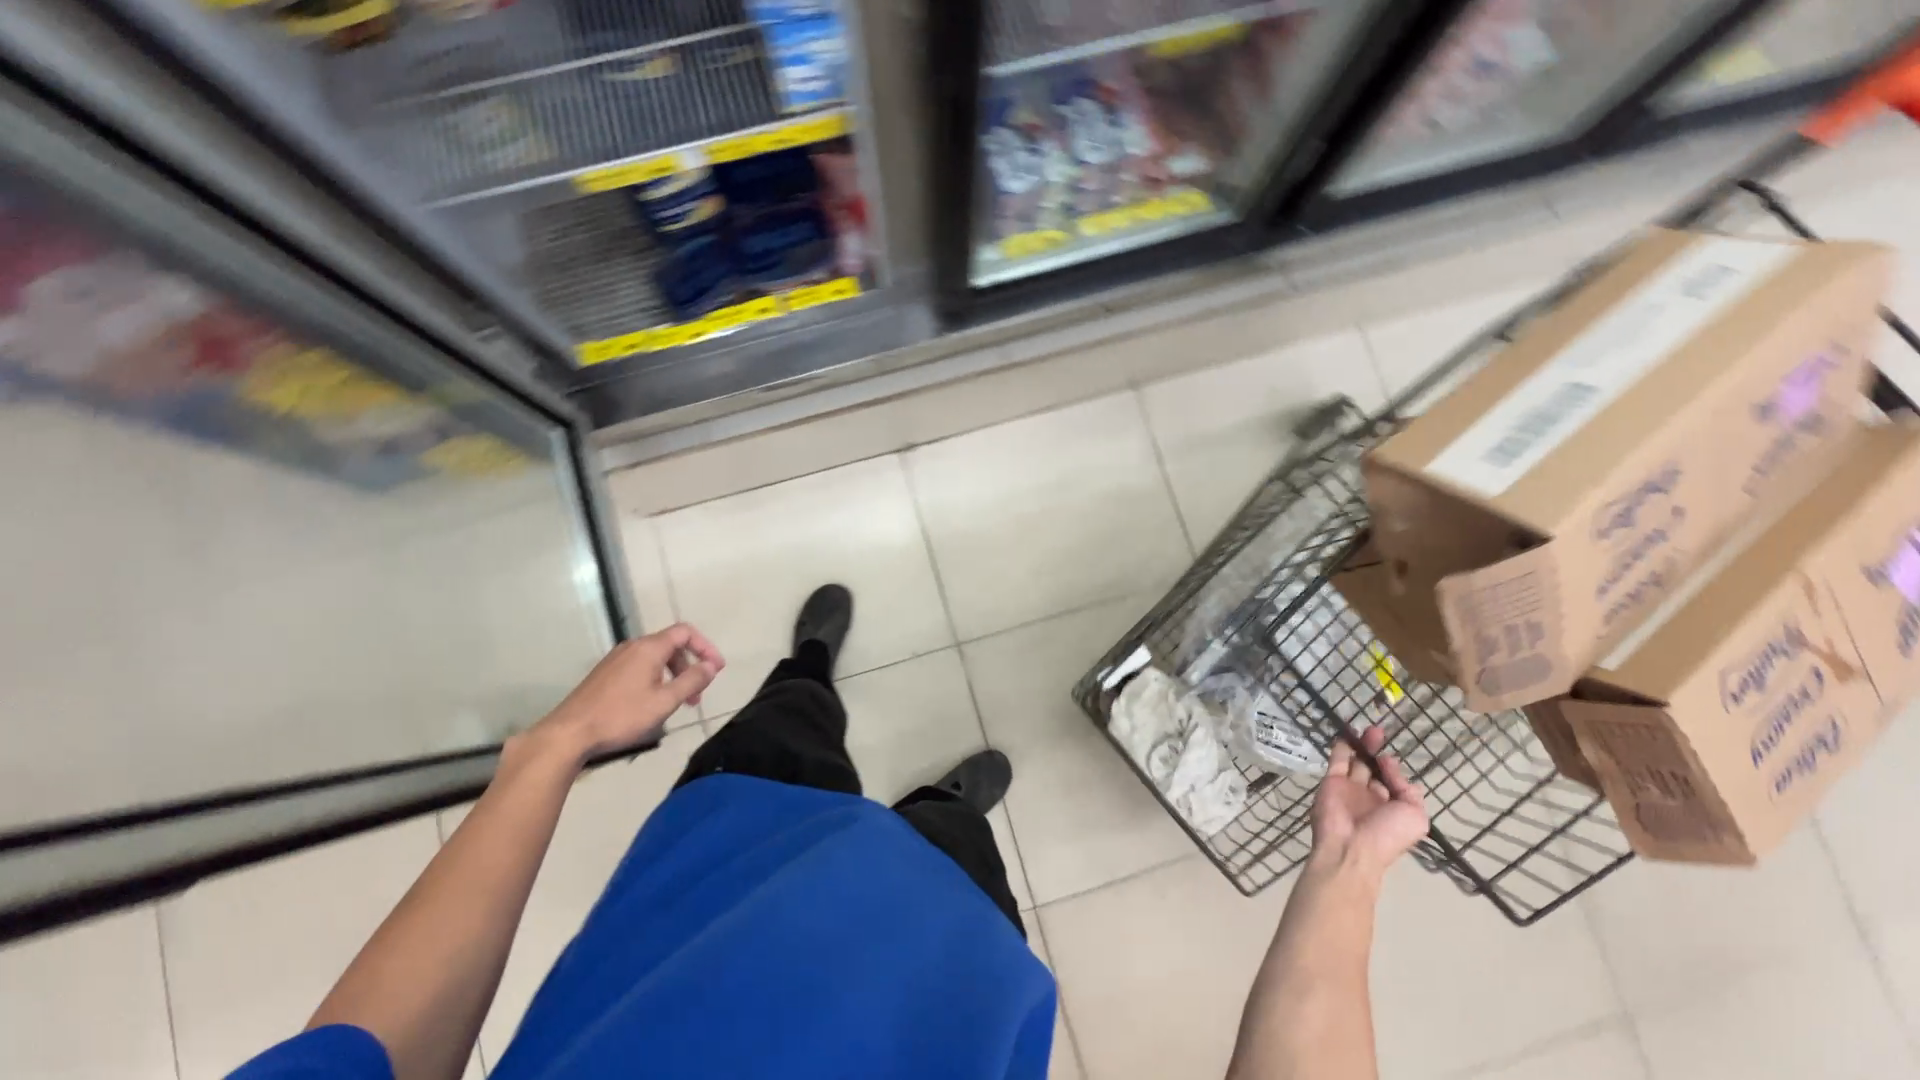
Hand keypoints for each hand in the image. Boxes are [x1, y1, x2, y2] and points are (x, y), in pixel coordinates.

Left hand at [531, 623, 724, 760]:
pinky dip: (656, 679)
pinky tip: (652, 704)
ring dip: (673, 676)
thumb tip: (711, 666)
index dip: (706, 647)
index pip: (685, 632)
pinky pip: (639, 667)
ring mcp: (616, 659)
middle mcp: (632, 646)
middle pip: (671, 645)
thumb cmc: (621, 716)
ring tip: (678, 703)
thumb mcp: (664, 701)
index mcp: (649, 648)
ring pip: (655, 658)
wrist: (570, 732)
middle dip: (690, 667)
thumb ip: (691, 681)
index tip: (716, 670)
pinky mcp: (605, 674)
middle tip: (698, 695)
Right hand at [1308, 725, 1427, 882]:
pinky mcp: (1331, 781)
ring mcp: (1349, 787)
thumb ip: (1407, 788)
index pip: (1392, 780)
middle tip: (1377, 731)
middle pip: (1373, 768)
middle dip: (1376, 750)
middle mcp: (1370, 796)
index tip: (1388, 758)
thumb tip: (1388, 764)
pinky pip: (1337, 760)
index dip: (1392, 767)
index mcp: (1391, 806)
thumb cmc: (1388, 834)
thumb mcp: (1415, 815)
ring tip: (1369, 728)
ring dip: (1362, 745)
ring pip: (1356, 761)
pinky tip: (1347, 733)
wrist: (1352, 847)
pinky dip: (1341, 746)